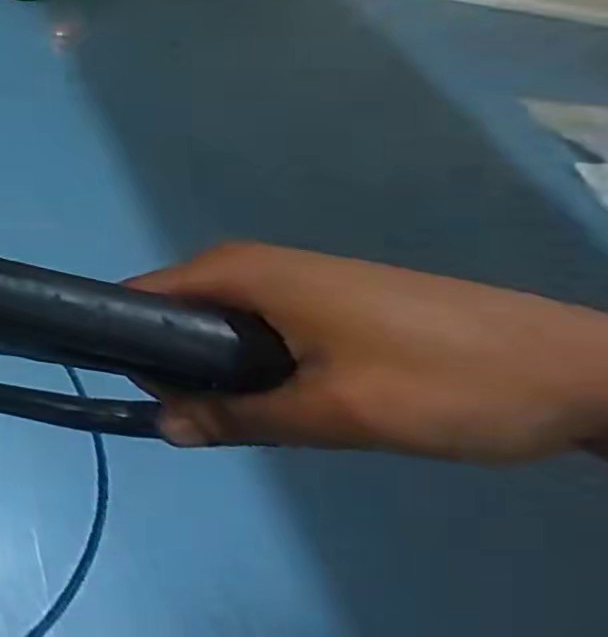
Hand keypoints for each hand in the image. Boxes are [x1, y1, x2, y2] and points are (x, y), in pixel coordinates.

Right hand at [129, 242, 607, 463]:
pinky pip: (249, 320)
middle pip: (173, 308)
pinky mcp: (313, 291)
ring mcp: (281, 273)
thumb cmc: (444, 379)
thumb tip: (160, 426)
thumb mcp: (339, 412)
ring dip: (216, 362)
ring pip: (213, 318)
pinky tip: (290, 390)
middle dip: (176, 359)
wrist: (584, 368)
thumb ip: (241, 418)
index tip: (140, 390)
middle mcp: (244, 261)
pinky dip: (249, 355)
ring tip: (251, 408)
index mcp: (233, 270)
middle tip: (206, 413)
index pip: (140, 296)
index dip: (126, 340)